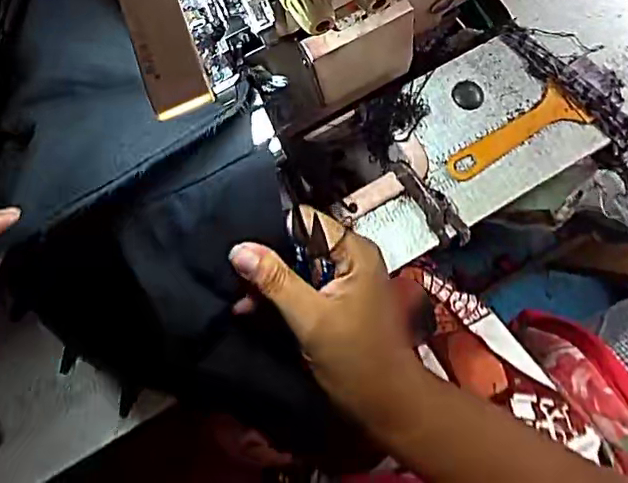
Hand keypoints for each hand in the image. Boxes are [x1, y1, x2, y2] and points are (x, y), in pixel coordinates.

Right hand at [229, 211, 425, 425]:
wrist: (388, 407)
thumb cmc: (358, 362)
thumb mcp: (311, 319)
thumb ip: (275, 282)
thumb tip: (241, 250)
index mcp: (355, 250)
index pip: (308, 220)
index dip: (275, 231)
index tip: (245, 248)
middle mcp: (354, 257)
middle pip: (302, 242)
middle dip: (270, 260)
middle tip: (239, 276)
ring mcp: (348, 278)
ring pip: (301, 266)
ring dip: (273, 281)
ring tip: (241, 296)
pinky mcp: (340, 300)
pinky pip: (306, 285)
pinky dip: (284, 295)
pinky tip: (256, 308)